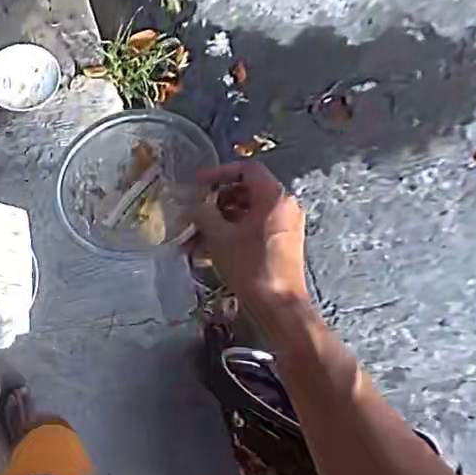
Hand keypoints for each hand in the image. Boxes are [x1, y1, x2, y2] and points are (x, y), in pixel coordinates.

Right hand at [190, 161, 309, 320]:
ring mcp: (284, 226)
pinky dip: (230, 235)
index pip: (246, 170)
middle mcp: (283, 206)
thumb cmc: (250, 266)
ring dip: (217, 223)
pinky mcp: (280, 244)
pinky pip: (252, 229)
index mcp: (274, 197)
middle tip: (193, 215)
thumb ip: (204, 215)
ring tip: (192, 240)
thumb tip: (194, 206)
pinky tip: (205, 250)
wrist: (278, 304)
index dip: (218, 173)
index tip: (197, 183)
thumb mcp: (220, 237)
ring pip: (245, 214)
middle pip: (245, 192)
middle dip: (214, 204)